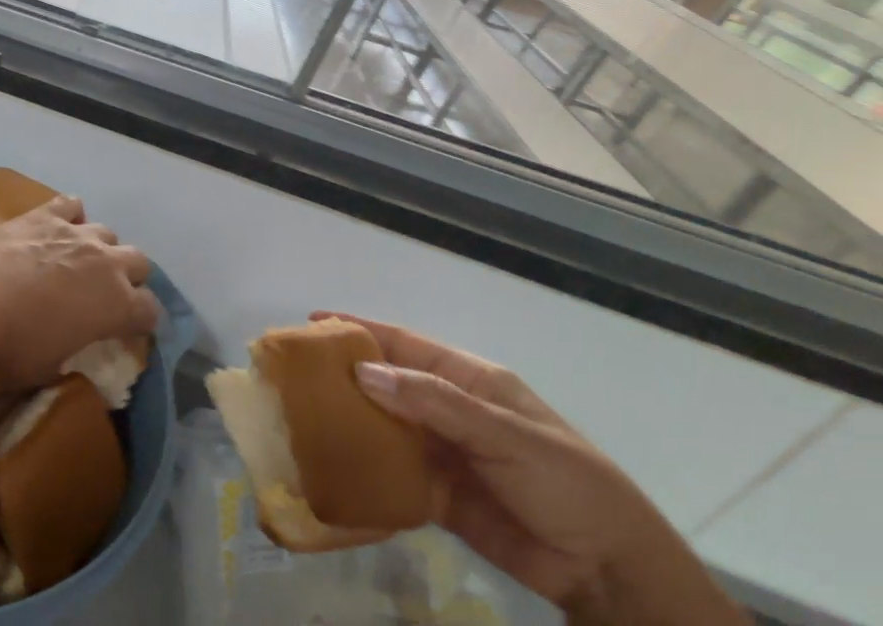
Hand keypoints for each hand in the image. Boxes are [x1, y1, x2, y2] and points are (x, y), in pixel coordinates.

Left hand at [0, 196, 158, 392]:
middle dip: (127, 278)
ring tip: (77, 262)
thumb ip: (70, 349)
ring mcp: (76, 235)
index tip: (125, 329)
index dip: (139, 320)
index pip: (149, 311)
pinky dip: (69, 216)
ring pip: (108, 232)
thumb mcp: (52, 368)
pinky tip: (56, 229)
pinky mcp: (43, 216)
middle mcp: (106, 265)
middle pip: (138, 262)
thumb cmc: (12, 349)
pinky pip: (70, 205)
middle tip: (103, 294)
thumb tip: (65, 345)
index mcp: (118, 307)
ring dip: (99, 248)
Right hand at [320, 313, 745, 624]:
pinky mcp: (433, 494)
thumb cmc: (568, 485)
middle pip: (385, 385)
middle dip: (341, 378)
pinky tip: (326, 467)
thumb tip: (361, 372)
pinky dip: (360, 470)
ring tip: (294, 419)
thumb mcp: (507, 435)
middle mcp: (449, 411)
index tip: (311, 324)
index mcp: (471, 383)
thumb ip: (435, 403)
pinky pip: (387, 475)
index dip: (360, 331)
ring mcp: (440, 454)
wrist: (606, 571)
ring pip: (381, 429)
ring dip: (345, 424)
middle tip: (289, 375)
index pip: (406, 346)